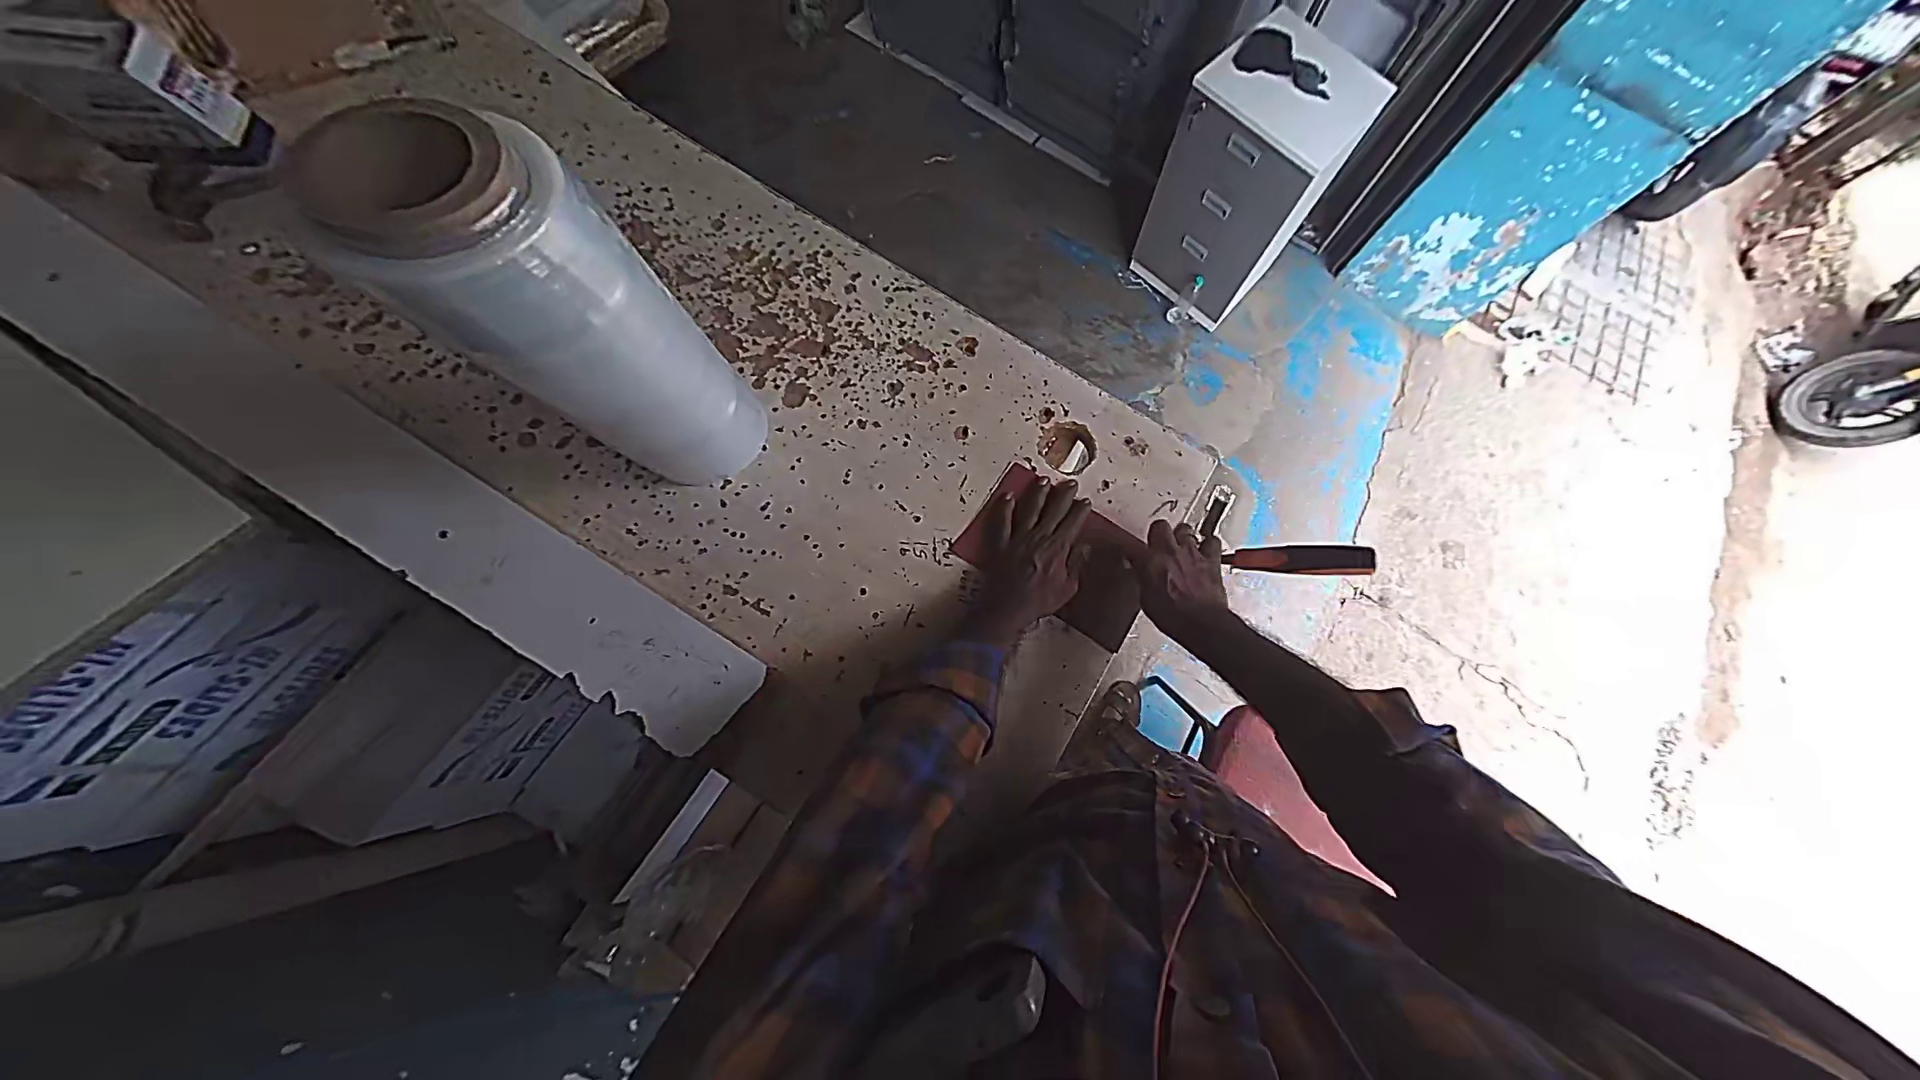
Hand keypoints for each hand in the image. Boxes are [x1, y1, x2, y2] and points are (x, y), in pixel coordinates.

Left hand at [958, 478, 1091, 645]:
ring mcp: (1018, 539)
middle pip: (1053, 510)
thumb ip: (1076, 565)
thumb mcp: (1067, 588)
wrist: (1008, 609)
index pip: (1072, 522)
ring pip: (1030, 509)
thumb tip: (1084, 548)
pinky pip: (1002, 521)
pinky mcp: (1000, 544)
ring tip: (1043, 482)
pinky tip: (1008, 496)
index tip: (1084, 502)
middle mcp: (1038, 538)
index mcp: (1057, 548)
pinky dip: (1004, 507)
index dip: (1080, 510)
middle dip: (1063, 494)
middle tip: (1069, 484)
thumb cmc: (1037, 602)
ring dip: (1038, 493)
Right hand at [1135, 520, 1232, 639]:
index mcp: (1150, 559)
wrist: (1202, 623)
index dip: (1132, 548)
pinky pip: (1212, 542)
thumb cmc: (1175, 615)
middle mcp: (1172, 552)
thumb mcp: (1147, 599)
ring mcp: (1193, 554)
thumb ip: (1142, 579)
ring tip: (1181, 544)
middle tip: (1158, 544)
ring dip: (1183, 536)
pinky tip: (1206, 550)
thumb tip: (1139, 572)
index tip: (1132, 554)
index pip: (1134, 544)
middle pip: (1161, 526)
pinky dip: (1208, 544)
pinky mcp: (1212, 560)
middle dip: (1159, 533)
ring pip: (1186, 530)